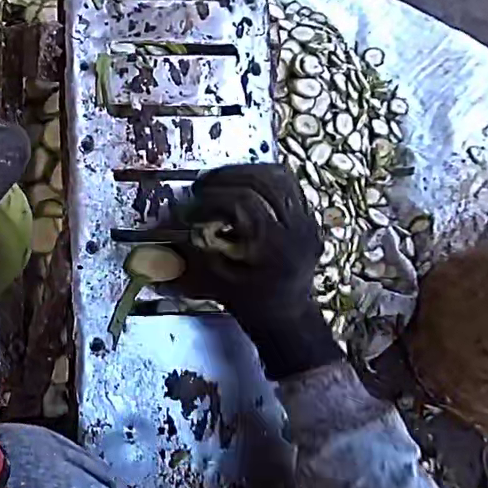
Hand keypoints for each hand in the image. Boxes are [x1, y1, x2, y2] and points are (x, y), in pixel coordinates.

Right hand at [176, 163, 343, 380]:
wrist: (286, 315)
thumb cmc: (250, 301)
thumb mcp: (218, 280)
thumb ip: (200, 247)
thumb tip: (179, 218)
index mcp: (275, 246)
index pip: (244, 200)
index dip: (212, 199)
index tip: (191, 210)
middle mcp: (298, 228)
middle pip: (263, 181)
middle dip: (226, 178)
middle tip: (200, 187)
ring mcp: (308, 220)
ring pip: (278, 176)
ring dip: (243, 172)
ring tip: (218, 181)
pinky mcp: (308, 216)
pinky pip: (287, 183)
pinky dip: (261, 177)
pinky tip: (240, 184)